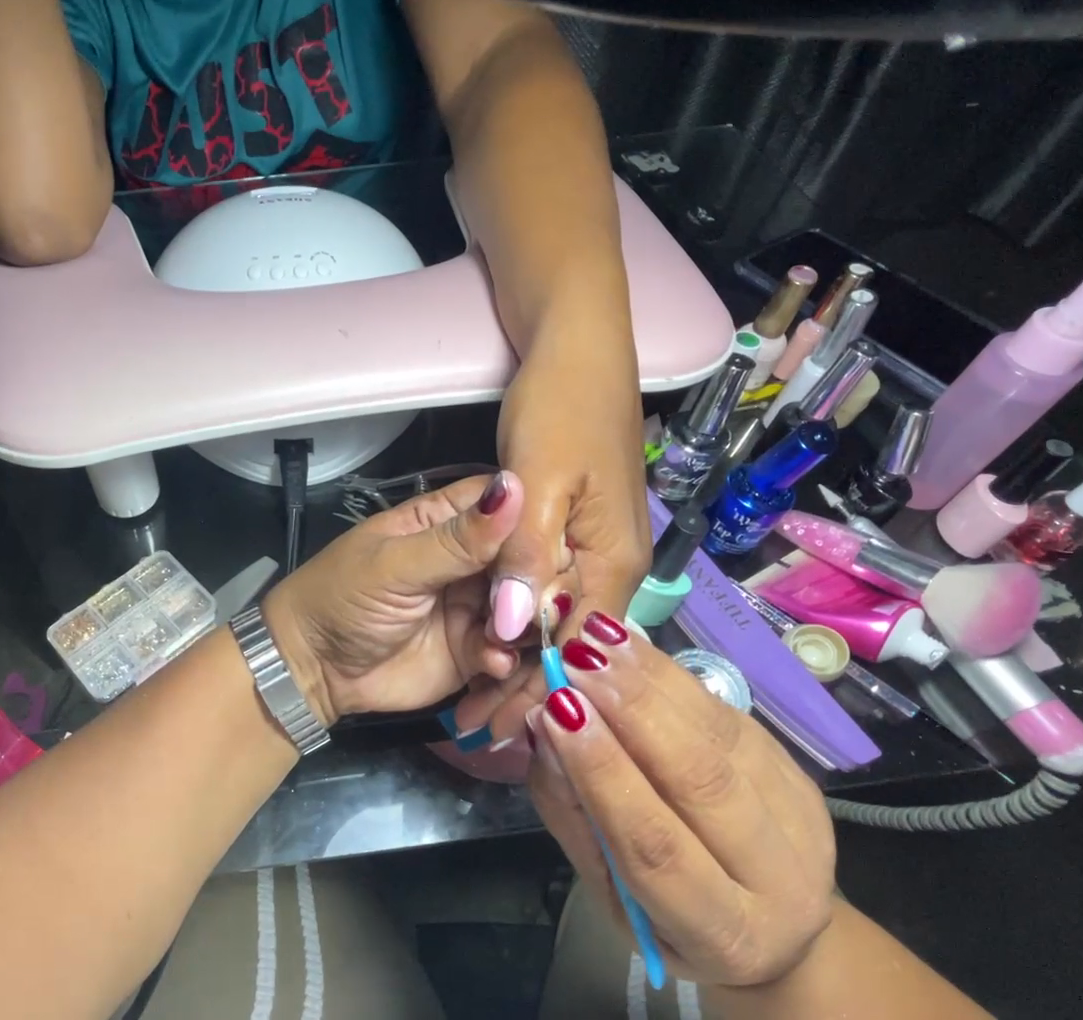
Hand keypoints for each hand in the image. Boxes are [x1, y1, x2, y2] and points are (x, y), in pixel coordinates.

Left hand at [261, 472, 525, 724]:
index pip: (509, 505)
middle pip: (530, 558)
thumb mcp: (395, 565)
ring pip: (531, 606)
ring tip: (507, 635)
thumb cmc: (341, 599)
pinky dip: (512, 658)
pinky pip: (513, 651)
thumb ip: (456, 539)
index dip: (534, 522)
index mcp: (447, 521)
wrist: (313, 668)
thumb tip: (513, 487)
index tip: (546, 547)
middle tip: (528, 605)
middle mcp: (472, 559)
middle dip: (538, 580)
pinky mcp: (477, 650)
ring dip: (530, 622)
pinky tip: (493, 664)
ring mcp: (478, 606)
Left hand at [458, 338, 651, 739]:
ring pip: (546, 631)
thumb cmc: (558, 408)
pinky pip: (532, 608)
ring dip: (513, 668)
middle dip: (526, 685)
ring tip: (474, 716)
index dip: (542, 680)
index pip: (579, 638)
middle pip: (565, 643)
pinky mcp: (552, 546)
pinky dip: (509, 638)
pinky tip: (480, 670)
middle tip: (479, 730)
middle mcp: (601, 567)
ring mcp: (575, 559)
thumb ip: (513, 550)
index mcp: (608, 555)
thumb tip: (518, 623)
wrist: (570, 354)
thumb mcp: (537, 477)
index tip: (501, 722)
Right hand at [526, 612, 835, 986]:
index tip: (557, 707)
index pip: (658, 845)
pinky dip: (677, 676)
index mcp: (721, 932)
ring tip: (599, 637)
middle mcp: (781, 882)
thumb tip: (544, 728)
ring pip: (725, 738)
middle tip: (576, 659)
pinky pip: (734, 717)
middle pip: (703, 781)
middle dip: (632, 710)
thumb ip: (573, 814)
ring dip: (654, 679)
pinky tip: (633, 644)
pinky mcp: (803, 777)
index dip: (604, 772)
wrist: (775, 933)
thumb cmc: (665, 918)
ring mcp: (803, 822)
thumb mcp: (607, 892)